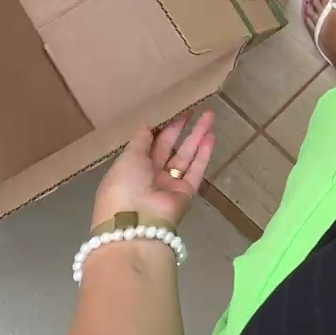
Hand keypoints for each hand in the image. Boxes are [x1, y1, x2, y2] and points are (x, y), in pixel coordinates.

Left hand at [92, 110, 214, 229]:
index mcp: (131, 170)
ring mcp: (170, 185)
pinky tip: (211, 136)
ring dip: (197, 136)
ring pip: (186, 156)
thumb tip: (145, 126)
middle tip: (193, 110)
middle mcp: (151, 178)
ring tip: (210, 115)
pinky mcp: (187, 192)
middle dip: (181, 130)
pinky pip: (196, 170)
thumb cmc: (124, 187)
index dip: (160, 130)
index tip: (172, 113)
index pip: (148, 146)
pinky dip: (204, 154)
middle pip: (169, 149)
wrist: (137, 224)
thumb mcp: (127, 160)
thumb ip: (139, 142)